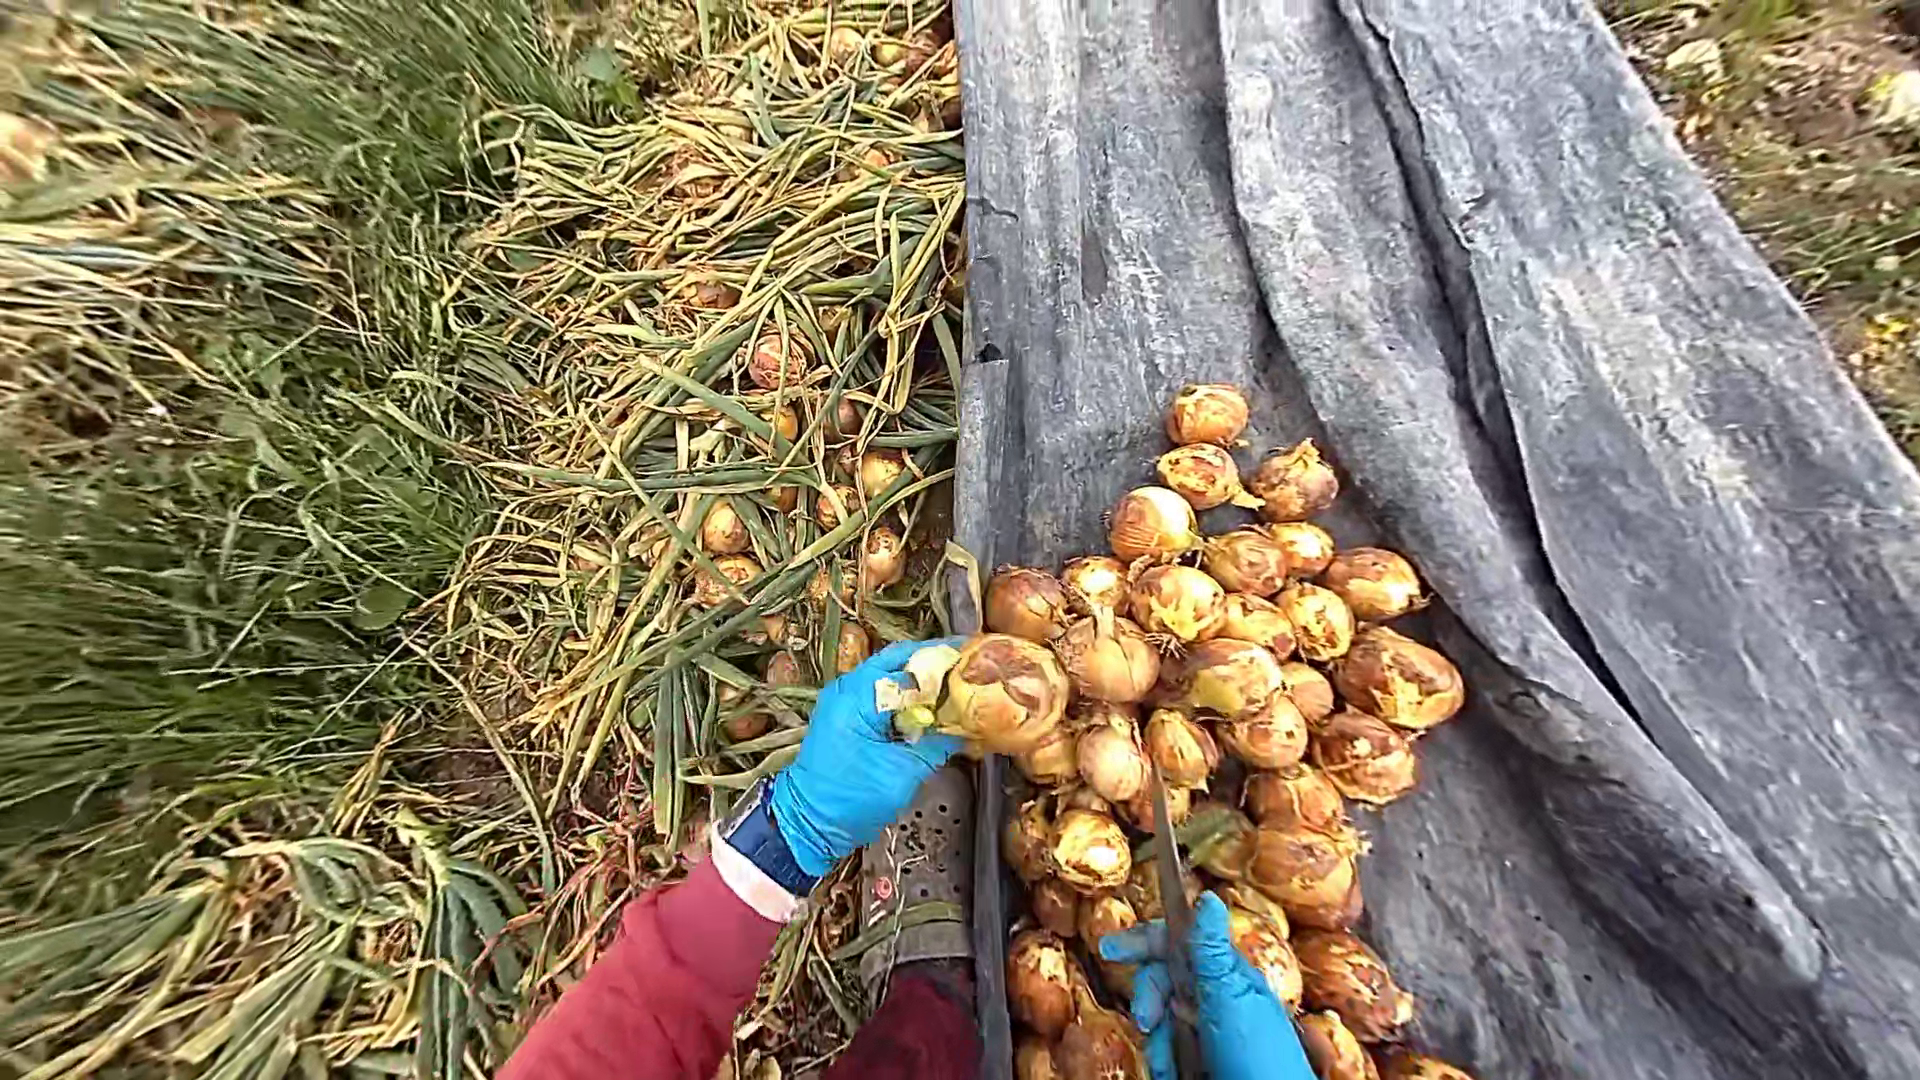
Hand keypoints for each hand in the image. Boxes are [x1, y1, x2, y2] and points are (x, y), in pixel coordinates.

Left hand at [769, 638, 966, 875]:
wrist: (807, 825)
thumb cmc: (851, 800)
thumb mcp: (903, 774)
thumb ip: (937, 743)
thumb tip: (968, 725)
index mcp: (858, 695)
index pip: (907, 663)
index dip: (942, 660)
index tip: (971, 659)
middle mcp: (848, 688)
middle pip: (898, 660)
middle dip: (933, 662)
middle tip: (965, 666)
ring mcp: (844, 699)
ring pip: (889, 674)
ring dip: (920, 677)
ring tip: (954, 681)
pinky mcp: (846, 713)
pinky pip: (880, 692)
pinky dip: (905, 693)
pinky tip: (929, 703)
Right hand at [1100, 892, 1315, 1079]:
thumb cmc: (1259, 1062)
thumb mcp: (1230, 999)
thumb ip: (1211, 949)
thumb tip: (1207, 896)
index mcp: (1224, 974)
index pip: (1175, 939)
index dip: (1142, 940)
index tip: (1109, 949)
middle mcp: (1213, 999)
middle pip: (1161, 977)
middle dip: (1147, 997)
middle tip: (1146, 1022)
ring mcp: (1208, 1034)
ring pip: (1161, 1018)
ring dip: (1157, 1040)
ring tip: (1170, 1067)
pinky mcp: (1200, 1063)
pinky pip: (1167, 1052)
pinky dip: (1163, 1063)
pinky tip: (1170, 1074)